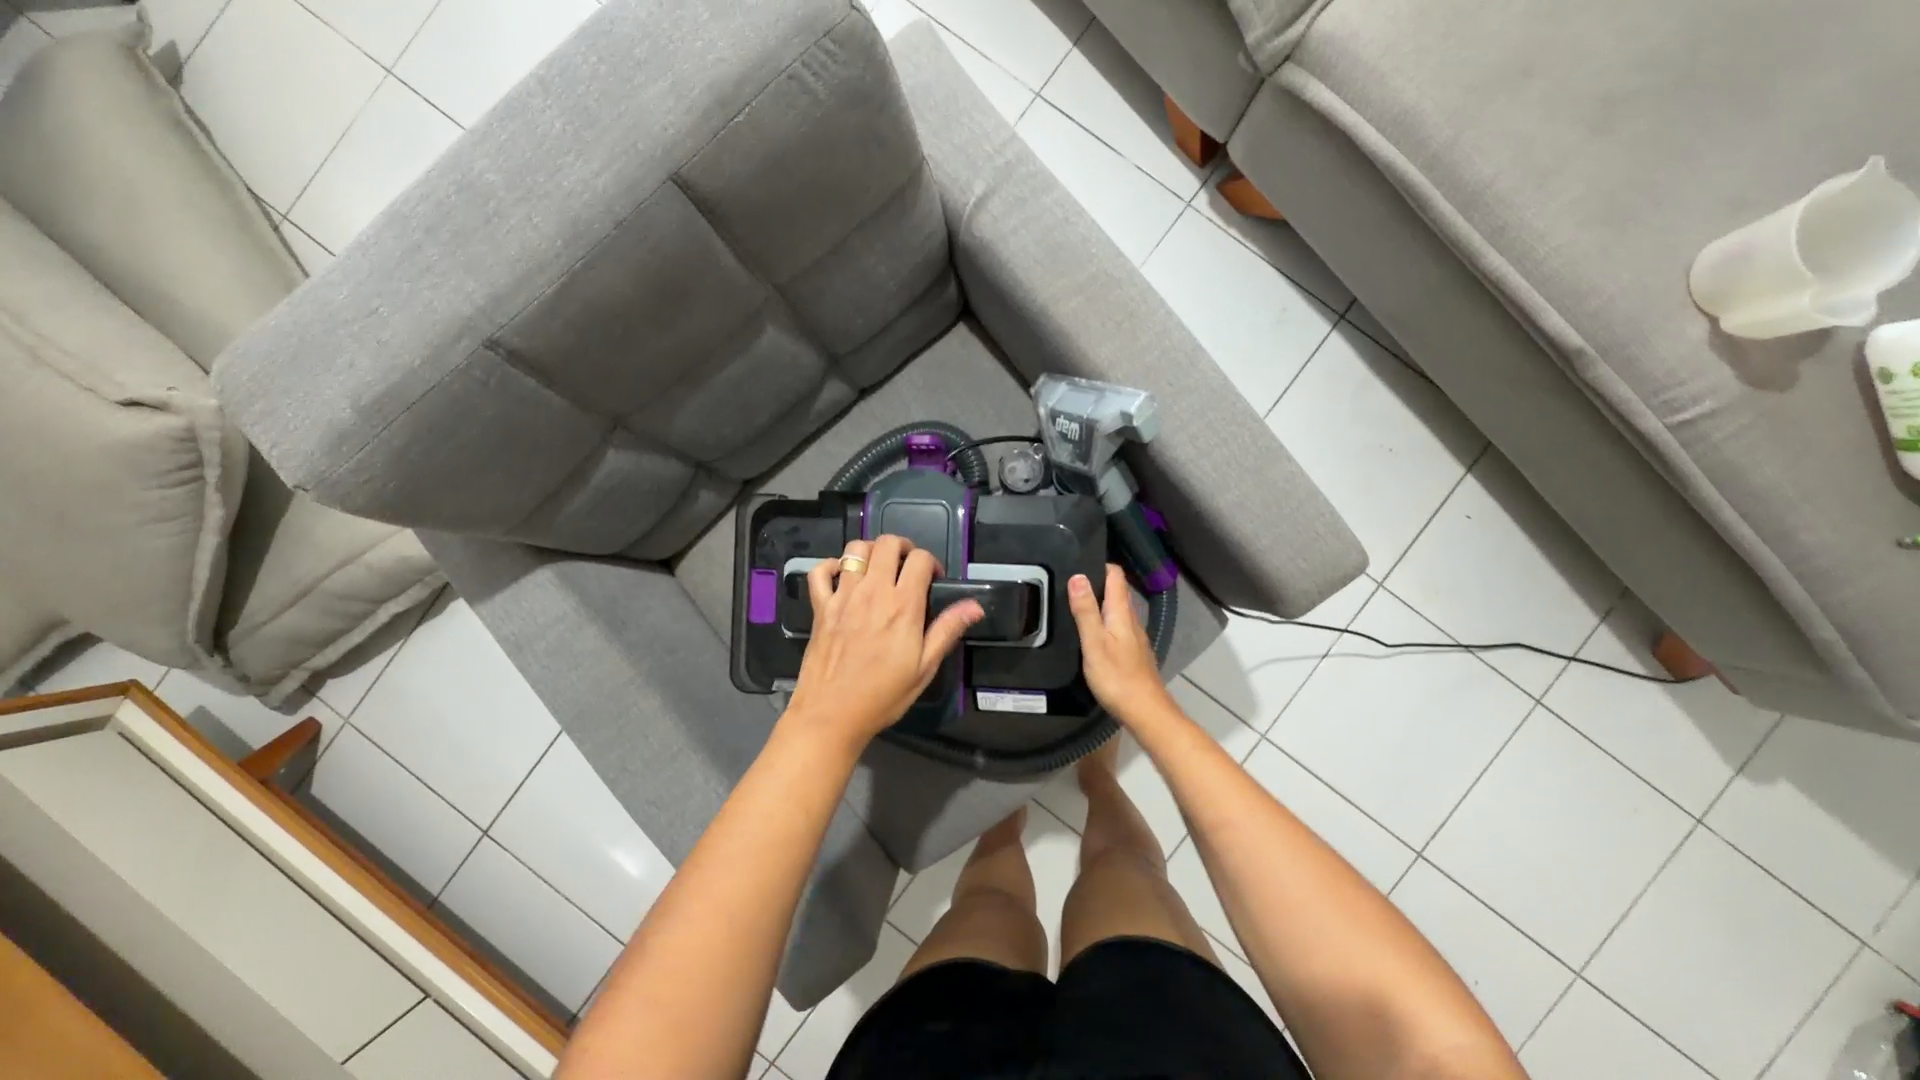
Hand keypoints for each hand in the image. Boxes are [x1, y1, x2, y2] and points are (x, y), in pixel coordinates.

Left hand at [782, 535, 983, 751]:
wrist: (832, 714)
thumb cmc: (883, 695)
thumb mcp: (924, 667)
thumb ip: (947, 630)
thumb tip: (975, 606)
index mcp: (903, 605)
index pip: (919, 559)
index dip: (930, 562)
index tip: (932, 579)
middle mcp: (872, 592)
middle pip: (886, 544)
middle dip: (902, 547)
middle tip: (907, 567)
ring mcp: (842, 596)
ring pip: (854, 550)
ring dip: (870, 552)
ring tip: (877, 569)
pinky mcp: (820, 607)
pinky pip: (819, 571)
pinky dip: (831, 567)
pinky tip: (841, 577)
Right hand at [1067, 564, 1175, 726]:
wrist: (1145, 711)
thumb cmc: (1117, 677)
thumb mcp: (1094, 643)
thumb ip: (1085, 610)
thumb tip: (1078, 575)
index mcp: (1122, 613)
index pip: (1116, 576)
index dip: (1100, 565)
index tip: (1078, 563)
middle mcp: (1132, 621)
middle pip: (1117, 592)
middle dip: (1096, 584)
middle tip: (1070, 585)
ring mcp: (1135, 638)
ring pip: (1117, 611)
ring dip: (1100, 604)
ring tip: (1075, 606)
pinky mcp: (1133, 653)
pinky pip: (1118, 628)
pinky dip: (1105, 623)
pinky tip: (1091, 634)